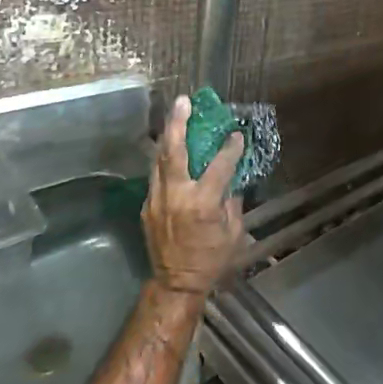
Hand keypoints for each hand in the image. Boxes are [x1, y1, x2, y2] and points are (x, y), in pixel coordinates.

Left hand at [142, 95, 245, 295]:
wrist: (176, 282)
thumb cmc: (211, 260)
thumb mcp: (233, 233)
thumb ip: (232, 202)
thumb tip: (232, 179)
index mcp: (202, 203)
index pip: (219, 166)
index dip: (229, 149)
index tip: (236, 134)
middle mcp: (177, 196)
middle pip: (175, 151)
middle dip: (178, 123)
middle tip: (183, 101)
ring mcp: (157, 199)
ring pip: (159, 159)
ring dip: (167, 136)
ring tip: (174, 116)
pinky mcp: (146, 205)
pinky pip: (156, 176)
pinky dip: (163, 160)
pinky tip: (169, 150)